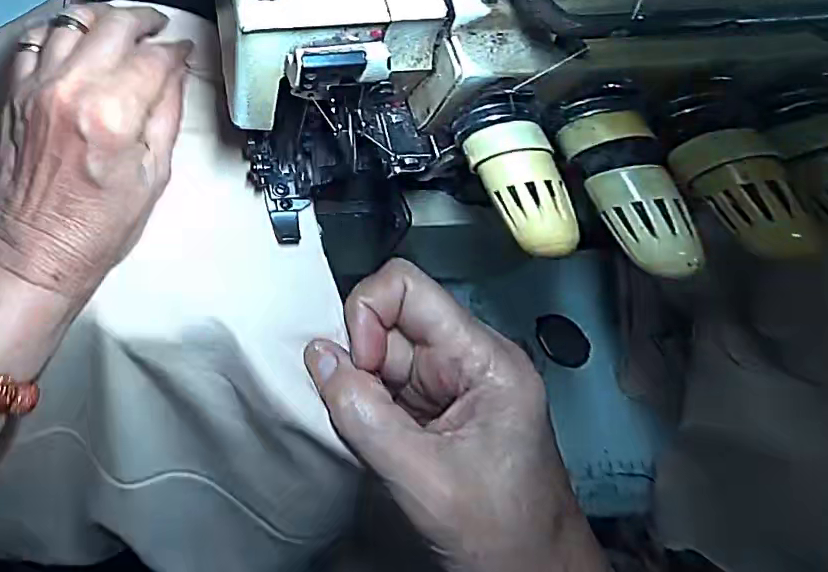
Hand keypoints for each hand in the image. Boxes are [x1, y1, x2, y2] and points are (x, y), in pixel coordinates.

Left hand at [0, 3, 192, 306]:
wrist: (33, 253)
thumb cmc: (99, 227)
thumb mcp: (154, 175)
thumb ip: (168, 111)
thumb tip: (175, 68)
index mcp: (113, 115)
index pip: (154, 58)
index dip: (176, 50)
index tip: (182, 51)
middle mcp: (71, 89)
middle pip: (114, 25)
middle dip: (144, 19)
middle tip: (156, 27)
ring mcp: (36, 87)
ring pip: (71, 21)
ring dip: (101, 17)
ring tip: (116, 27)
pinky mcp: (14, 93)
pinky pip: (32, 40)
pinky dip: (57, 32)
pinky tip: (74, 41)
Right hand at [305, 260, 605, 571]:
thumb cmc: (509, 541)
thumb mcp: (425, 481)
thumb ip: (362, 414)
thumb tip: (318, 356)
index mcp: (484, 359)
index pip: (405, 286)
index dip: (368, 313)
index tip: (361, 364)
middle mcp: (466, 356)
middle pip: (386, 318)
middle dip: (362, 359)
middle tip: (363, 407)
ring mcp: (448, 378)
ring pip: (377, 349)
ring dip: (363, 386)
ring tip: (380, 435)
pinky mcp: (432, 400)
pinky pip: (380, 377)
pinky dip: (367, 402)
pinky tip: (384, 439)